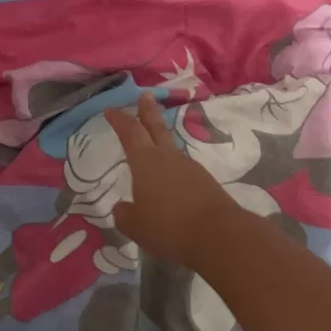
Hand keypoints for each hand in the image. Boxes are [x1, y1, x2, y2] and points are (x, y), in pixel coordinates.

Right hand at [106, 95, 243, 267]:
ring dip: (162, 140)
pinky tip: (173, 181)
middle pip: (156, 127)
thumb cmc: (169, 226)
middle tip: (146, 95)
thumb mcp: (136, 226)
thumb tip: (121, 208)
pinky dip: (175, 168)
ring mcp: (189, 167)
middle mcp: (167, 157)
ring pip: (171, 147)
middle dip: (148, 111)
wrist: (219, 234)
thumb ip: (125, 215)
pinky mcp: (205, 182)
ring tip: (156, 143)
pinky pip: (184, 168)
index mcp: (145, 161)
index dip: (119, 120)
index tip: (111, 110)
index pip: (130, 132)